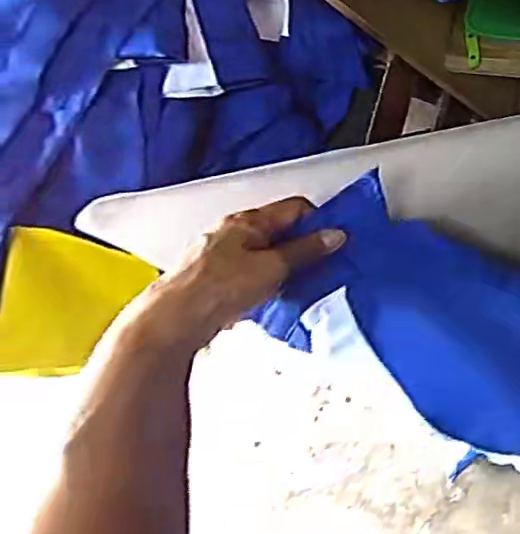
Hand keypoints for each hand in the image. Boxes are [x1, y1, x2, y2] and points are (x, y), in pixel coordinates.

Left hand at [119, 197, 344, 353]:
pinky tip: (282, 290)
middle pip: (283, 230)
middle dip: (306, 243)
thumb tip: (335, 235)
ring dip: (290, 263)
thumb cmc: (219, 288)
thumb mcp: (275, 265)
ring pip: (271, 252)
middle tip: (326, 259)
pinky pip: (258, 270)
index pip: (296, 208)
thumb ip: (308, 249)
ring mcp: (222, 257)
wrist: (170, 325)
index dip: (319, 221)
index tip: (334, 239)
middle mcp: (231, 234)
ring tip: (305, 278)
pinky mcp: (219, 279)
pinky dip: (274, 278)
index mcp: (245, 222)